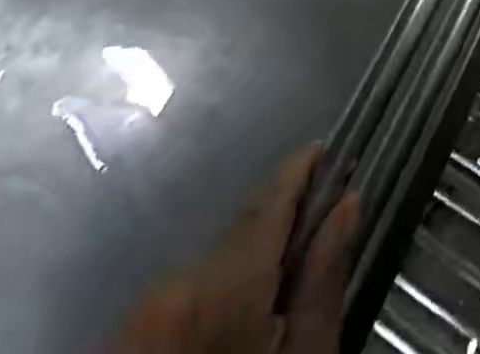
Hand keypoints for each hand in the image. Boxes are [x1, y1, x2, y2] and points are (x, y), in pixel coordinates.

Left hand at [111, 143, 359, 353]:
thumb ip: (325, 277)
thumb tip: (348, 203)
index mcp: (224, 285)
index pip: (267, 203)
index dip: (297, 171)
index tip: (322, 148)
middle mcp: (176, 284)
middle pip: (242, 230)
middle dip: (282, 220)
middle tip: (321, 217)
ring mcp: (145, 309)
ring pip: (215, 258)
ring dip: (252, 254)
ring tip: (285, 276)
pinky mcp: (131, 331)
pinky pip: (189, 287)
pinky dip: (222, 284)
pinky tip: (244, 309)